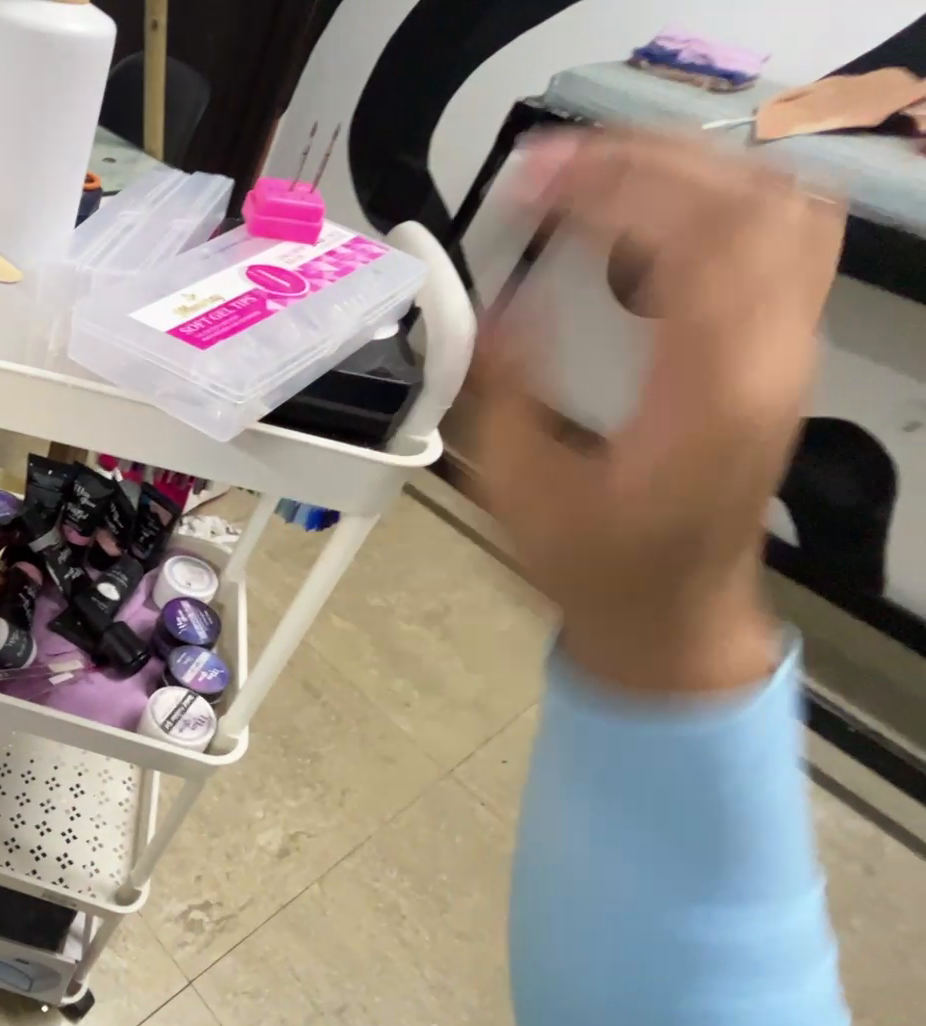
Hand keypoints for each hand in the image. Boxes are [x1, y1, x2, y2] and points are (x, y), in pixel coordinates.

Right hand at [473, 129, 844, 693]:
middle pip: (758, 205)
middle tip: (557, 163)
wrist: (669, 606)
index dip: (615, 190)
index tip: (534, 178)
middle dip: (652, 161)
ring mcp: (788, 349)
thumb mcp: (519, 485)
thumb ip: (506, 389)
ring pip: (783, 212)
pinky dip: (713, 204)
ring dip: (691, 172)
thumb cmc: (589, 559)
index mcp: (707, 394)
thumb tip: (496, 306)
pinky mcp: (778, 350)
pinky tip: (646, 215)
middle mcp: (772, 357)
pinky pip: (775, 245)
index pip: (695, 245)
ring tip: (598, 174)